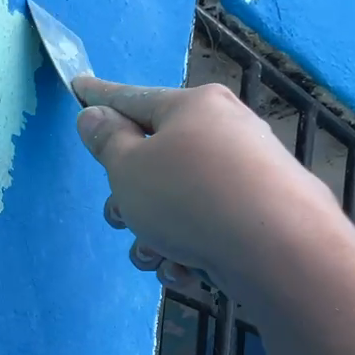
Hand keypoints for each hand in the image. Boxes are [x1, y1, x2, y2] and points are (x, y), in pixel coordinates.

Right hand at [72, 75, 345, 296]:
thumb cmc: (188, 196)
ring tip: (159, 253)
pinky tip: (186, 268)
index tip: (78, 86)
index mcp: (191, 108)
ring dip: (151, 236)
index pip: (130, 99)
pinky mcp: (250, 214)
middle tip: (124, 217)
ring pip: (168, 205)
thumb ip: (107, 141)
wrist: (275, 246)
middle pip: (148, 163)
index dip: (98, 98)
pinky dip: (182, 252)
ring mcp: (238, 175)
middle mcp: (219, 133)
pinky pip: (196, 230)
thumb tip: (94, 115)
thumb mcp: (127, 168)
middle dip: (128, 200)